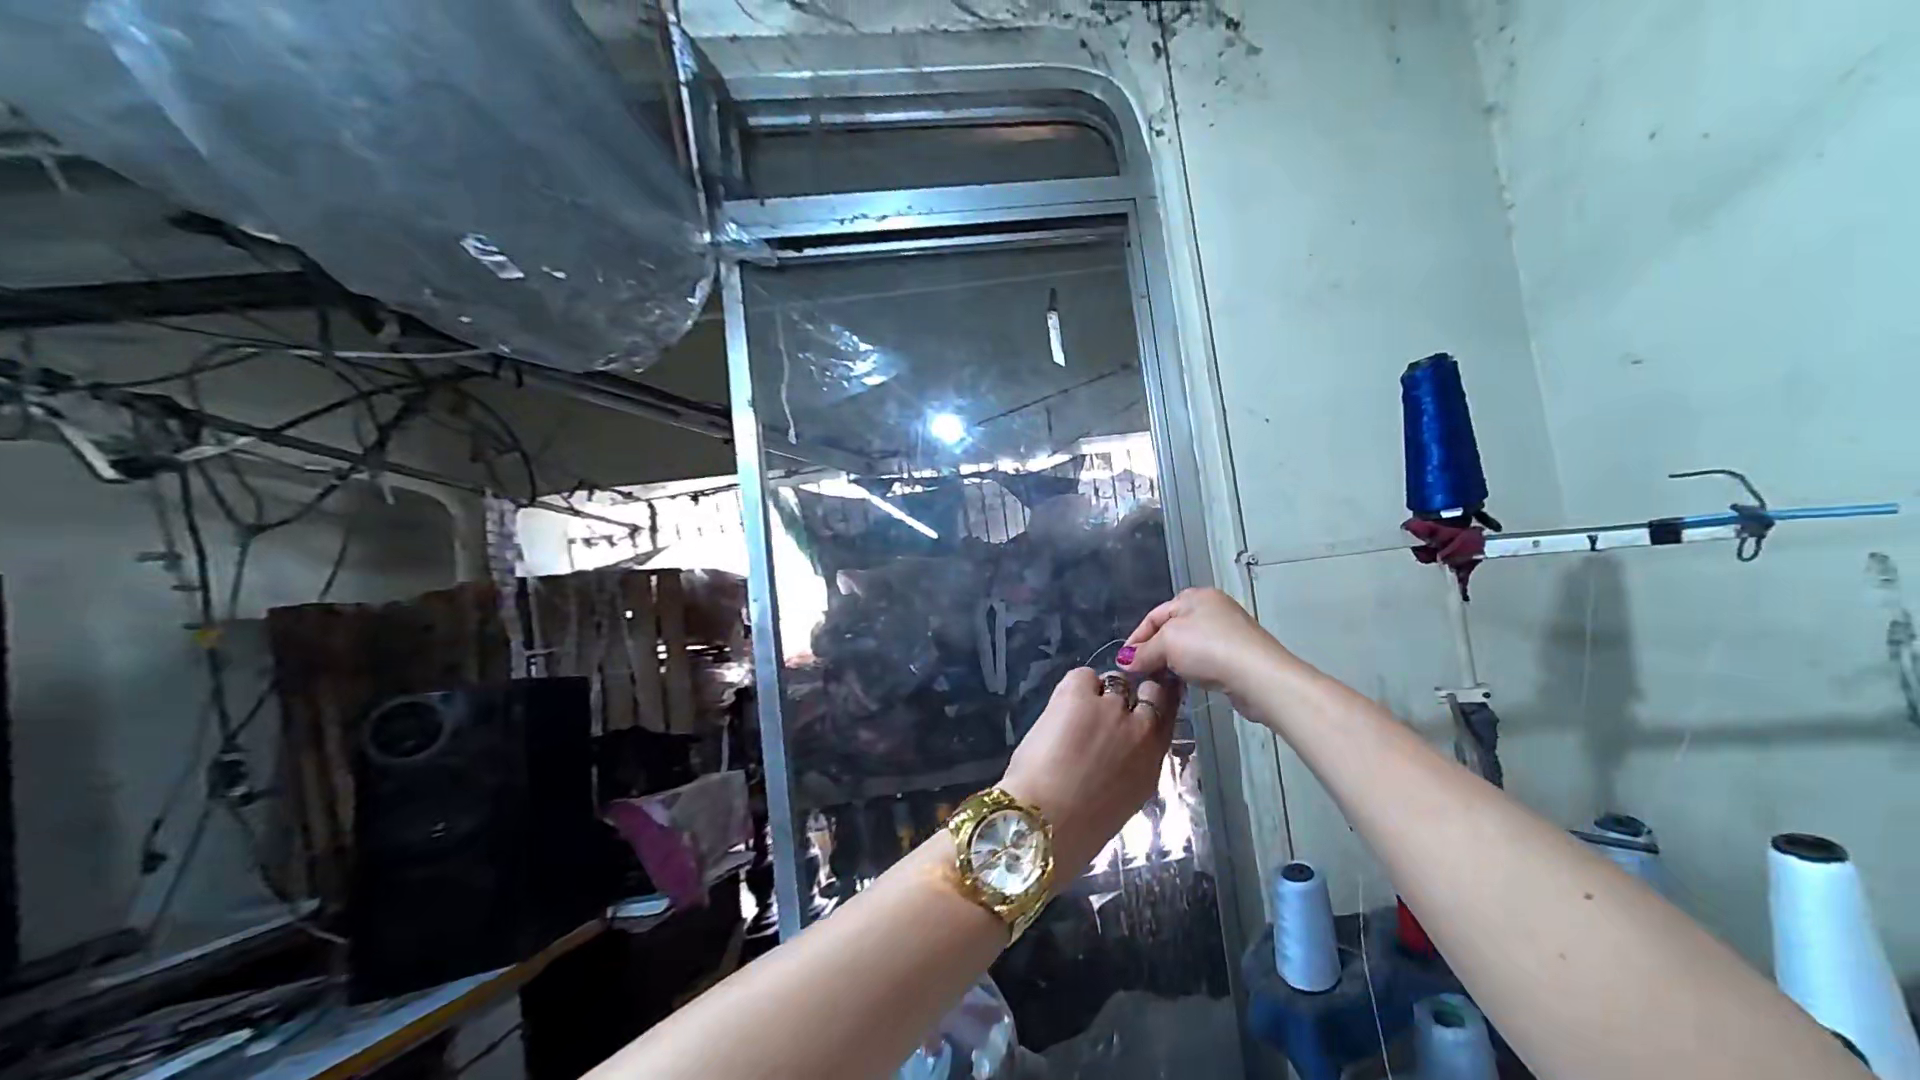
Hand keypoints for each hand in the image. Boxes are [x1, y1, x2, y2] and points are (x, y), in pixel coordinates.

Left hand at [998, 668, 1176, 882]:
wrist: (1045, 822)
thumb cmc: (1078, 825)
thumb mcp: (1123, 797)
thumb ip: (1130, 767)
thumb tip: (1121, 752)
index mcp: (1151, 761)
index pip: (1168, 714)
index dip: (1157, 701)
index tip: (1145, 700)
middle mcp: (1139, 729)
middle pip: (1149, 691)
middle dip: (1132, 695)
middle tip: (1106, 708)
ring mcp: (1110, 707)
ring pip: (1114, 682)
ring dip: (1099, 694)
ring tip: (1075, 717)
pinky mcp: (1077, 694)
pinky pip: (1082, 675)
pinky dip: (1073, 687)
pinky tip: (1060, 709)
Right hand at [1116, 587, 1298, 696]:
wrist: (1258, 676)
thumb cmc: (1208, 649)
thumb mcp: (1167, 644)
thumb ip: (1143, 651)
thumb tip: (1124, 661)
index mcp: (1195, 596)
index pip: (1154, 615)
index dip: (1136, 639)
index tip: (1124, 662)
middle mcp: (1213, 608)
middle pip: (1171, 630)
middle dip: (1153, 651)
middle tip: (1140, 673)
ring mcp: (1229, 632)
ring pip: (1188, 646)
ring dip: (1172, 663)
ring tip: (1160, 681)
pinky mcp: (1239, 655)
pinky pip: (1205, 660)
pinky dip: (1191, 670)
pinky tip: (1186, 684)